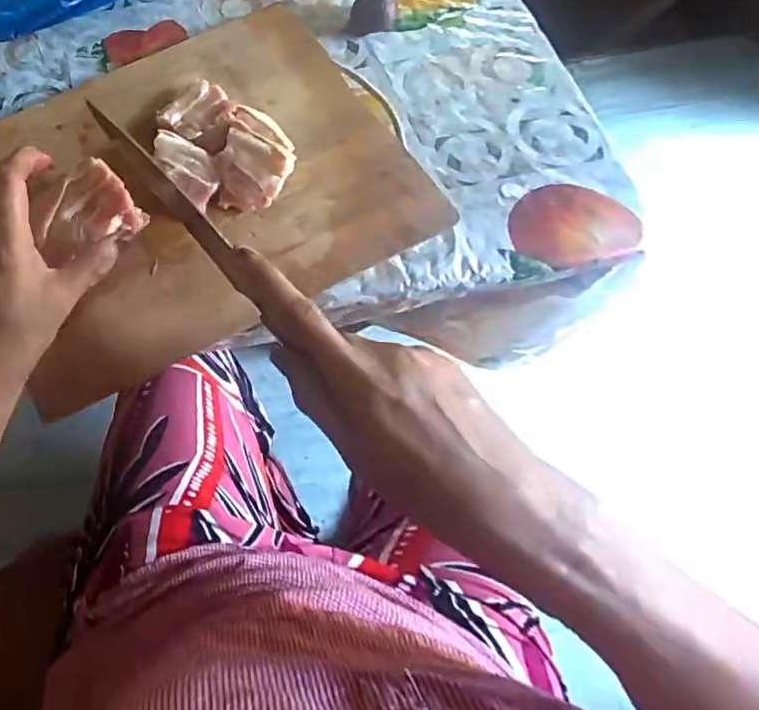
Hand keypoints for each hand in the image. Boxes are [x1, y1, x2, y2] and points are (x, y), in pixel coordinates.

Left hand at [0, 147, 120, 395]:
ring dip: (2, 187)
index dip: (25, 159)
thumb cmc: (23, 331)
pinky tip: (16, 228)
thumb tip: (117, 240)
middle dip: (14, 168)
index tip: (49, 160)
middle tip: (43, 173)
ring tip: (32, 195)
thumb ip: (91, 263)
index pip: (6, 178)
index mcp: (4, 236)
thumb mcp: (64, 296)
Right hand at [230, 248, 566, 555]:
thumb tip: (285, 353)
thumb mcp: (353, 451)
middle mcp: (384, 350)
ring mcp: (418, 352)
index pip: (300, 318)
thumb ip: (314, 396)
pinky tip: (418, 427)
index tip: (241, 254)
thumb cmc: (421, 488)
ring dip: (363, 383)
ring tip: (392, 435)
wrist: (517, 504)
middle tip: (343, 419)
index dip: (267, 285)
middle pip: (333, 344)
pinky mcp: (443, 361)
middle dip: (325, 368)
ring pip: (367, 358)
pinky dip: (392, 387)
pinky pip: (397, 365)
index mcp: (356, 376)